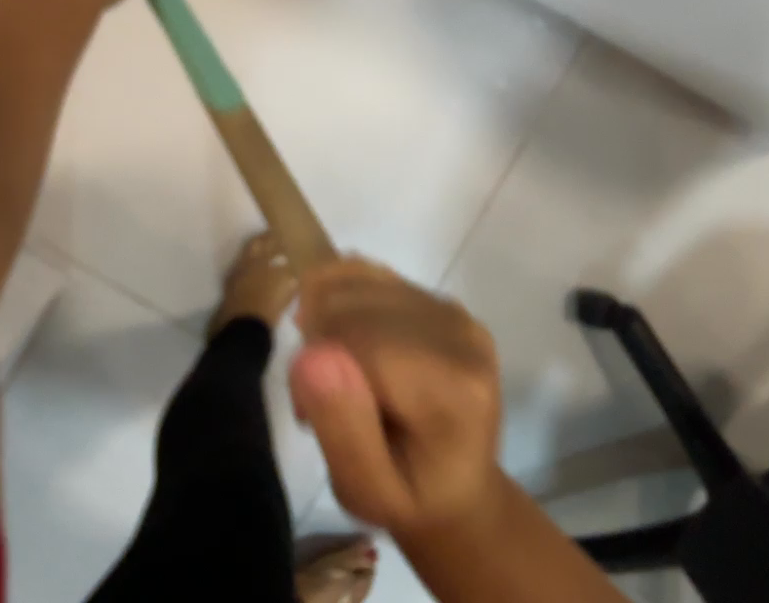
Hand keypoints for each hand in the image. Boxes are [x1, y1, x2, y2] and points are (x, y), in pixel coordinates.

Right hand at [291, 260, 503, 537]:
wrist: (458, 485)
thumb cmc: (408, 496)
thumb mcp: (366, 491)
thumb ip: (342, 430)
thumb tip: (314, 356)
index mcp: (453, 390)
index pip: (359, 339)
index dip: (316, 364)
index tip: (307, 411)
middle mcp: (461, 337)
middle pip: (354, 303)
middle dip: (319, 341)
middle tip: (318, 398)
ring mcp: (453, 313)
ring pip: (354, 282)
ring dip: (327, 320)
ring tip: (334, 371)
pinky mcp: (441, 300)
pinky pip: (367, 273)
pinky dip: (339, 298)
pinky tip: (344, 337)